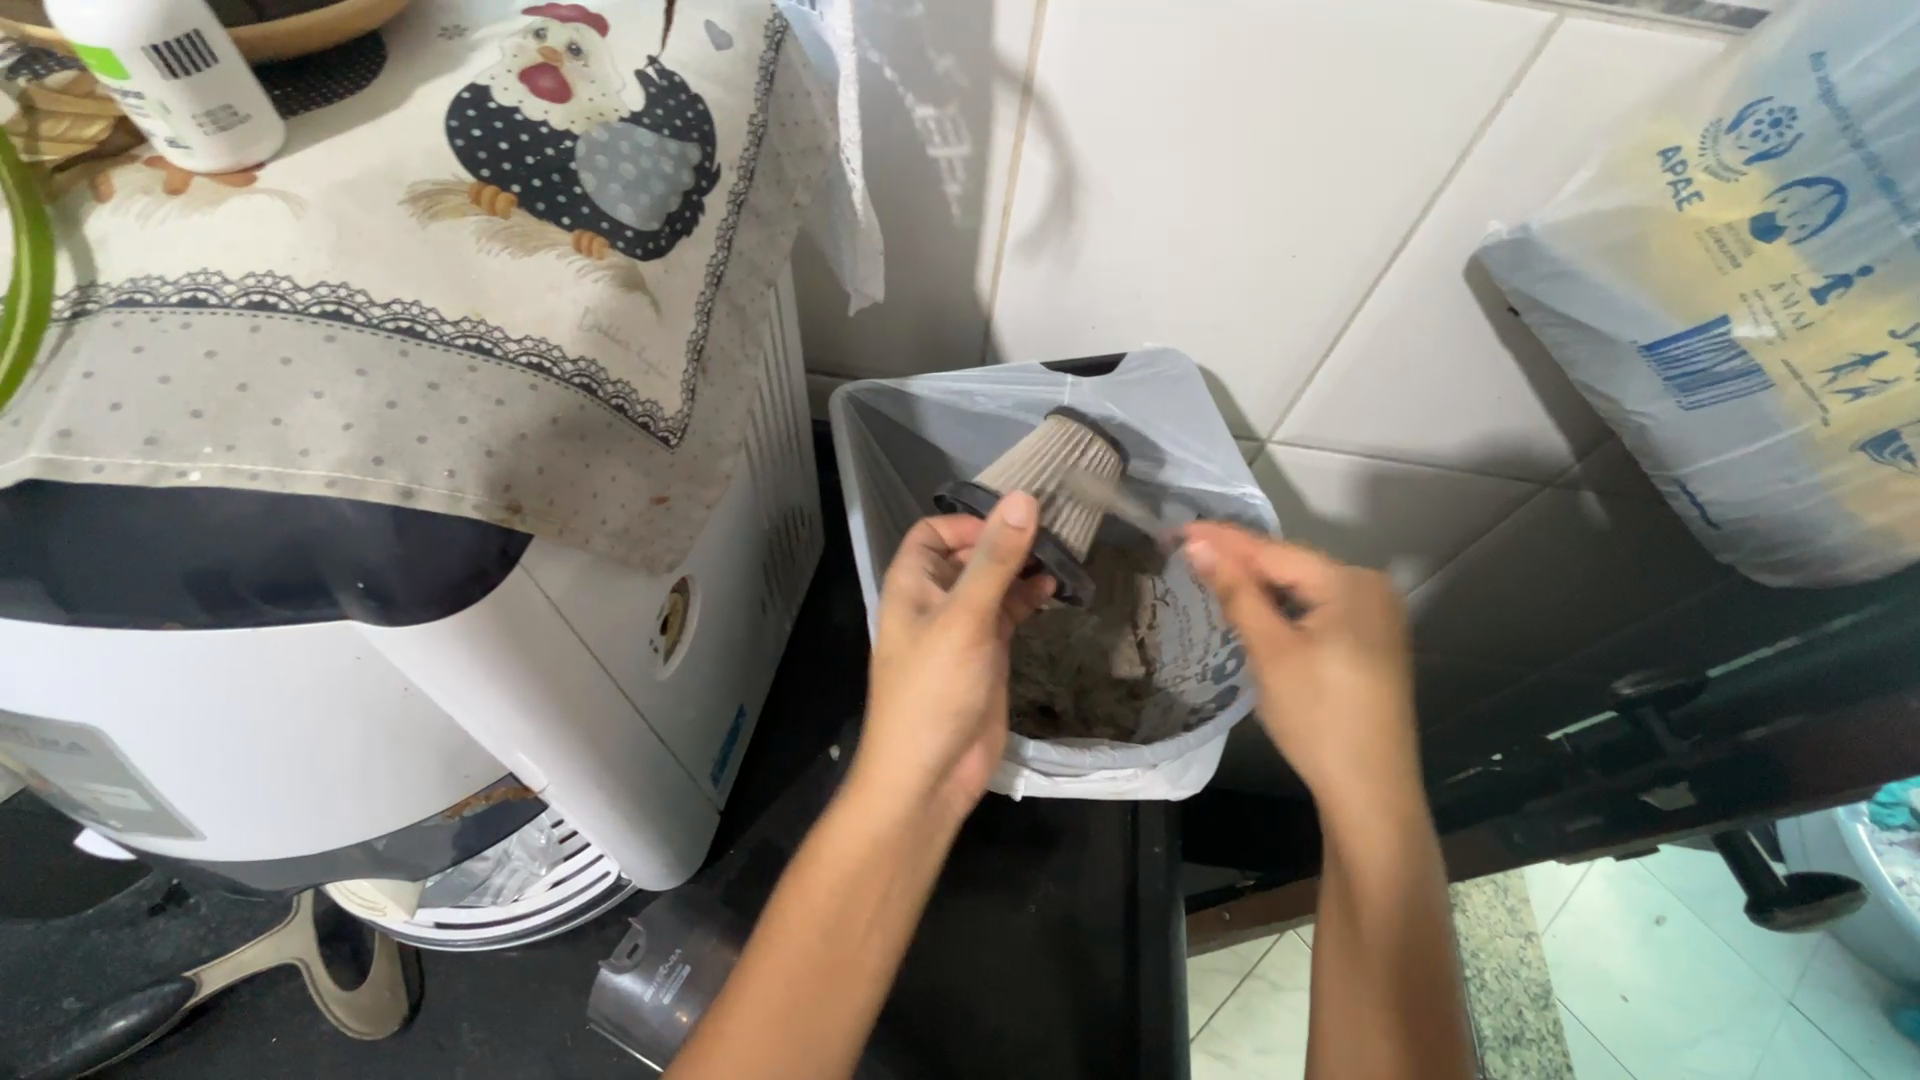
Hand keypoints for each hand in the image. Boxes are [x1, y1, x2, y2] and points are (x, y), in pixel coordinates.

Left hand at [854, 493, 1054, 824]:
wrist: (929, 774)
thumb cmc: (934, 690)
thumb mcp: (965, 619)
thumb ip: (995, 560)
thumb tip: (1023, 499)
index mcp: (911, 585)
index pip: (933, 533)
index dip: (969, 522)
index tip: (1015, 522)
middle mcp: (934, 601)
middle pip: (968, 556)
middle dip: (1005, 541)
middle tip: (1055, 530)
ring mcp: (962, 629)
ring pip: (993, 584)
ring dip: (1022, 568)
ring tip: (1065, 555)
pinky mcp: (986, 654)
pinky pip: (1007, 614)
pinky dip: (1029, 599)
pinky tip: (1057, 589)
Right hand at [1182, 523, 1418, 806]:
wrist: (1370, 789)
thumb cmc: (1317, 717)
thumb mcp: (1270, 651)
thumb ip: (1236, 593)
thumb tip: (1197, 546)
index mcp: (1350, 584)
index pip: (1273, 551)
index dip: (1222, 540)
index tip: (1178, 528)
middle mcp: (1370, 588)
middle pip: (1290, 565)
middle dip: (1239, 559)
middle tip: (1187, 551)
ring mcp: (1375, 616)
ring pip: (1302, 587)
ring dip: (1257, 583)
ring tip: (1210, 573)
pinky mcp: (1370, 641)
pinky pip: (1316, 608)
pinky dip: (1281, 606)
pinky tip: (1254, 607)